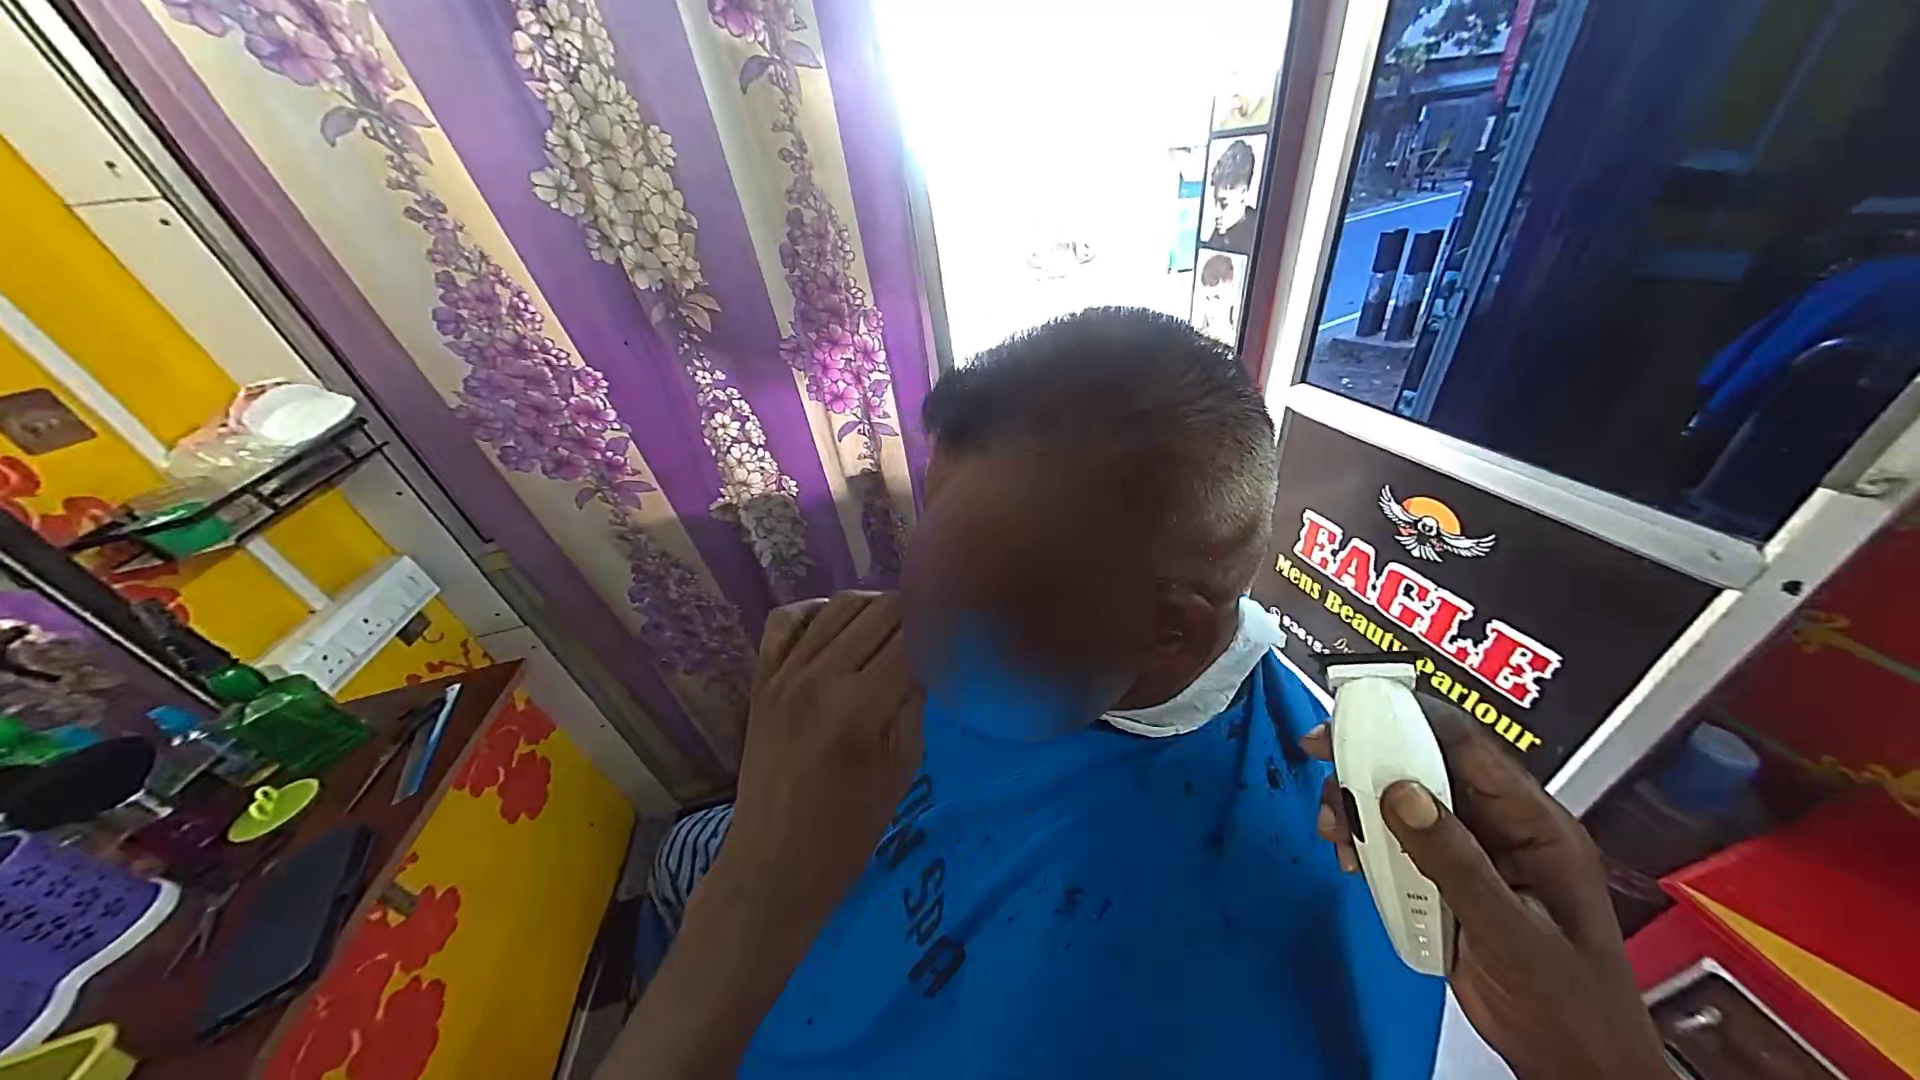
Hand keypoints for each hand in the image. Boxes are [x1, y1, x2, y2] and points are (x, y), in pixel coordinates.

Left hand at [600, 593, 921, 1079]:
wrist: (773, 864)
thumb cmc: (851, 829)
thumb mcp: (904, 765)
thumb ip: (916, 698)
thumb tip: (932, 651)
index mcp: (862, 705)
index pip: (915, 634)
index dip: (944, 624)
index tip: (960, 626)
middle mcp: (821, 676)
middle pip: (882, 609)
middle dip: (916, 612)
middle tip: (933, 628)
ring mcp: (785, 672)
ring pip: (840, 605)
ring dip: (875, 608)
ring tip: (893, 628)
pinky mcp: (761, 678)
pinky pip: (788, 618)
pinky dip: (819, 612)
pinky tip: (840, 629)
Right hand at [1304, 696, 1667, 1079]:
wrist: (1570, 1069)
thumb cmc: (1565, 1004)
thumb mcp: (1510, 933)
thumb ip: (1454, 860)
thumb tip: (1398, 791)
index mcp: (1532, 822)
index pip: (1466, 743)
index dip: (1407, 716)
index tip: (1351, 712)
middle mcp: (1494, 821)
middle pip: (1419, 761)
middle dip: (1364, 756)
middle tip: (1315, 753)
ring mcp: (1464, 844)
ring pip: (1395, 794)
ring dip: (1354, 803)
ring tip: (1333, 830)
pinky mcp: (1436, 868)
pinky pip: (1388, 832)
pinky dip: (1359, 836)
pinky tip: (1346, 857)